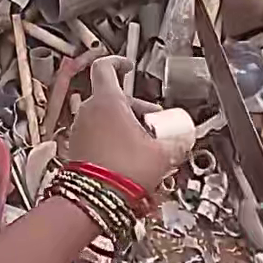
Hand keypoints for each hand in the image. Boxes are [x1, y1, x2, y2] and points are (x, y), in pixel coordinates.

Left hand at [65, 55, 171, 191]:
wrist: (93, 200)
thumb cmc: (122, 172)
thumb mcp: (161, 154)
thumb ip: (176, 141)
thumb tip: (184, 137)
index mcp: (108, 101)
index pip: (106, 67)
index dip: (118, 61)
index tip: (128, 65)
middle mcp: (89, 111)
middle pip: (114, 98)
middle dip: (138, 109)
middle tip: (156, 126)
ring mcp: (80, 129)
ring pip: (106, 117)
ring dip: (126, 125)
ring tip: (145, 146)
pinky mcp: (77, 147)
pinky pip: (98, 134)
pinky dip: (113, 139)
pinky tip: (129, 157)